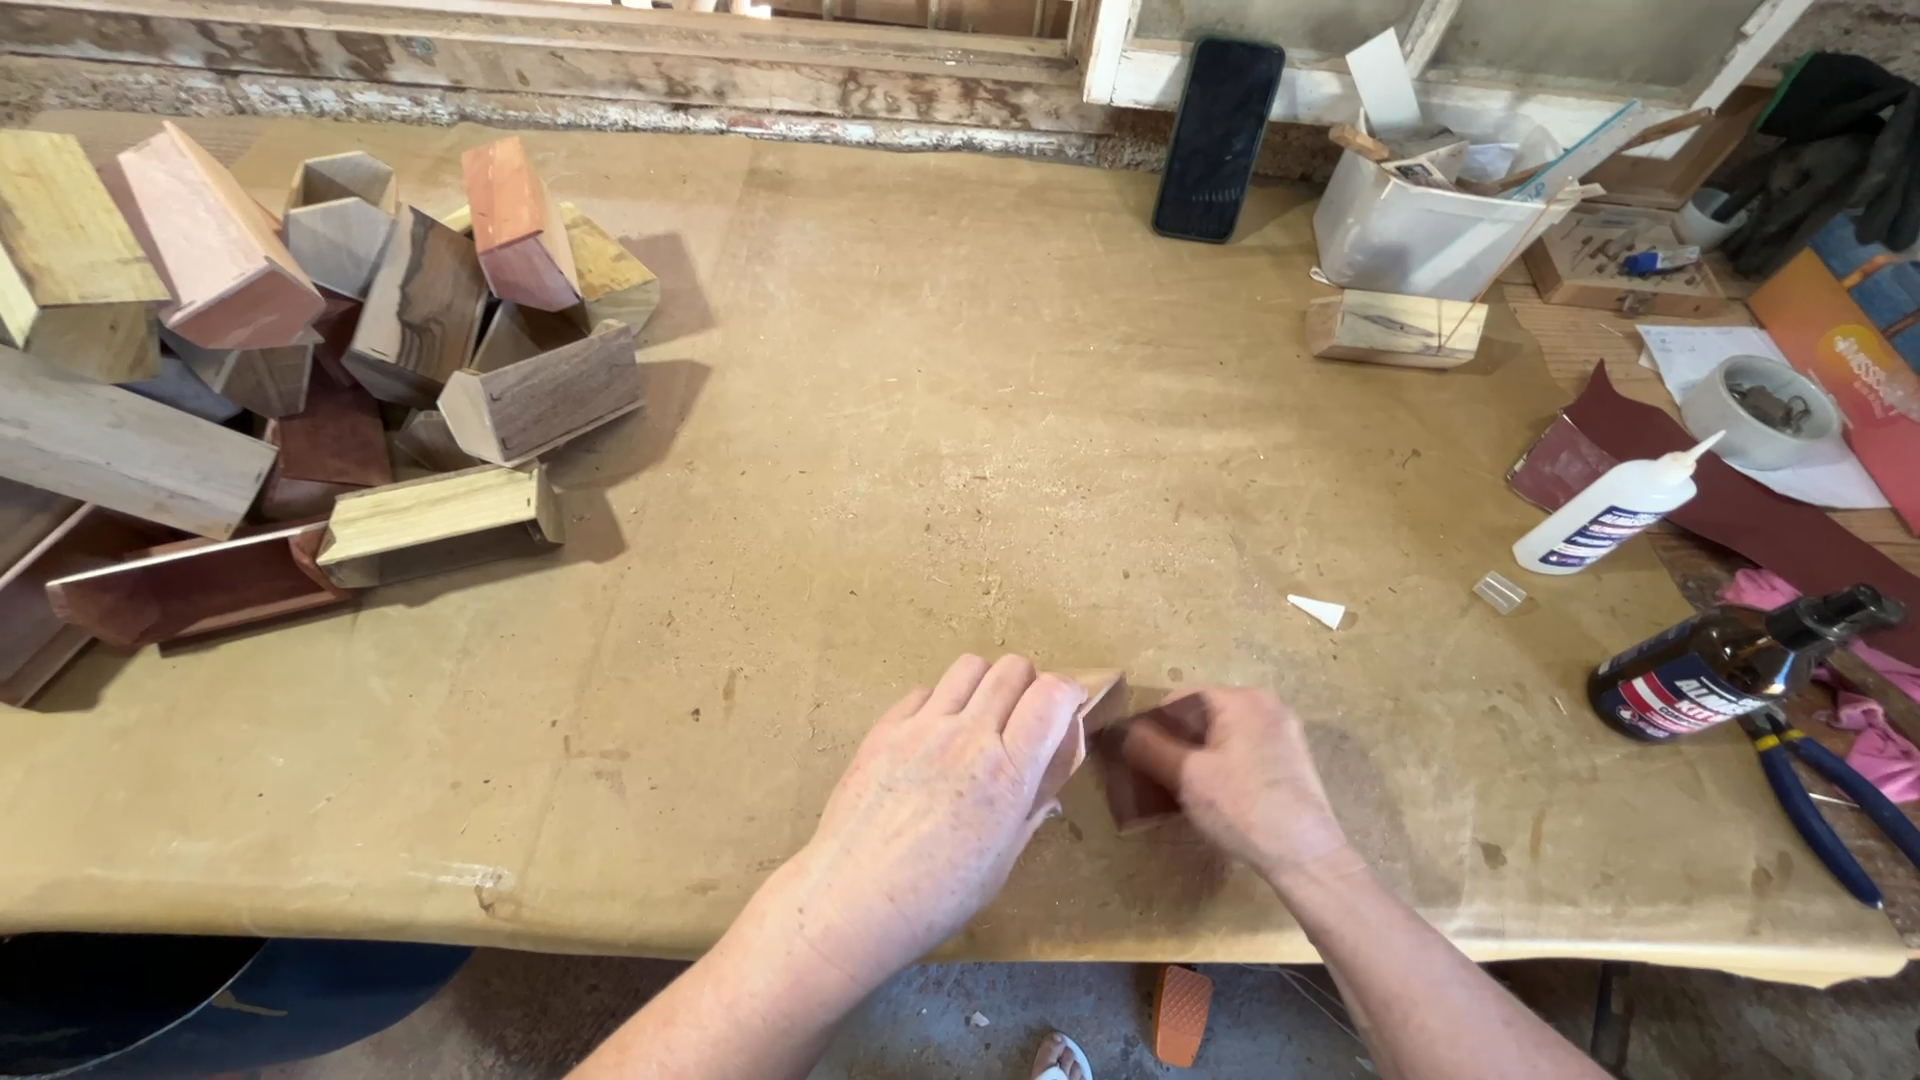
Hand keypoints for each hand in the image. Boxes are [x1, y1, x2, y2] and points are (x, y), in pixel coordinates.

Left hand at [752, 654, 1084, 995]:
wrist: (854, 899)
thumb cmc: (939, 896)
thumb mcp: (1004, 858)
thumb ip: (1032, 805)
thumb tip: (1050, 771)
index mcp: (1008, 772)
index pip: (1051, 695)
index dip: (1068, 690)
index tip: (1068, 704)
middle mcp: (968, 736)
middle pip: (1013, 668)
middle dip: (1030, 682)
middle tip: (1024, 713)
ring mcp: (923, 726)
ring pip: (969, 666)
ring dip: (985, 682)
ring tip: (979, 715)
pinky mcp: (885, 728)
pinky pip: (923, 691)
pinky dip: (939, 702)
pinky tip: (932, 735)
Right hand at [1120, 687, 1355, 882]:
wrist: (1306, 857)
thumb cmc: (1242, 808)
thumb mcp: (1185, 776)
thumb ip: (1148, 747)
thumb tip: (1124, 732)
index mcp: (1241, 699)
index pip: (1182, 698)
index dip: (1156, 724)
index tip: (1144, 755)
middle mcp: (1267, 705)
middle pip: (1205, 714)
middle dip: (1180, 740)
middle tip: (1163, 774)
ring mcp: (1285, 732)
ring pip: (1226, 733)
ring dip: (1202, 754)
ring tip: (1188, 788)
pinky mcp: (1294, 759)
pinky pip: (1247, 749)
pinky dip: (1226, 763)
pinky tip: (1220, 796)